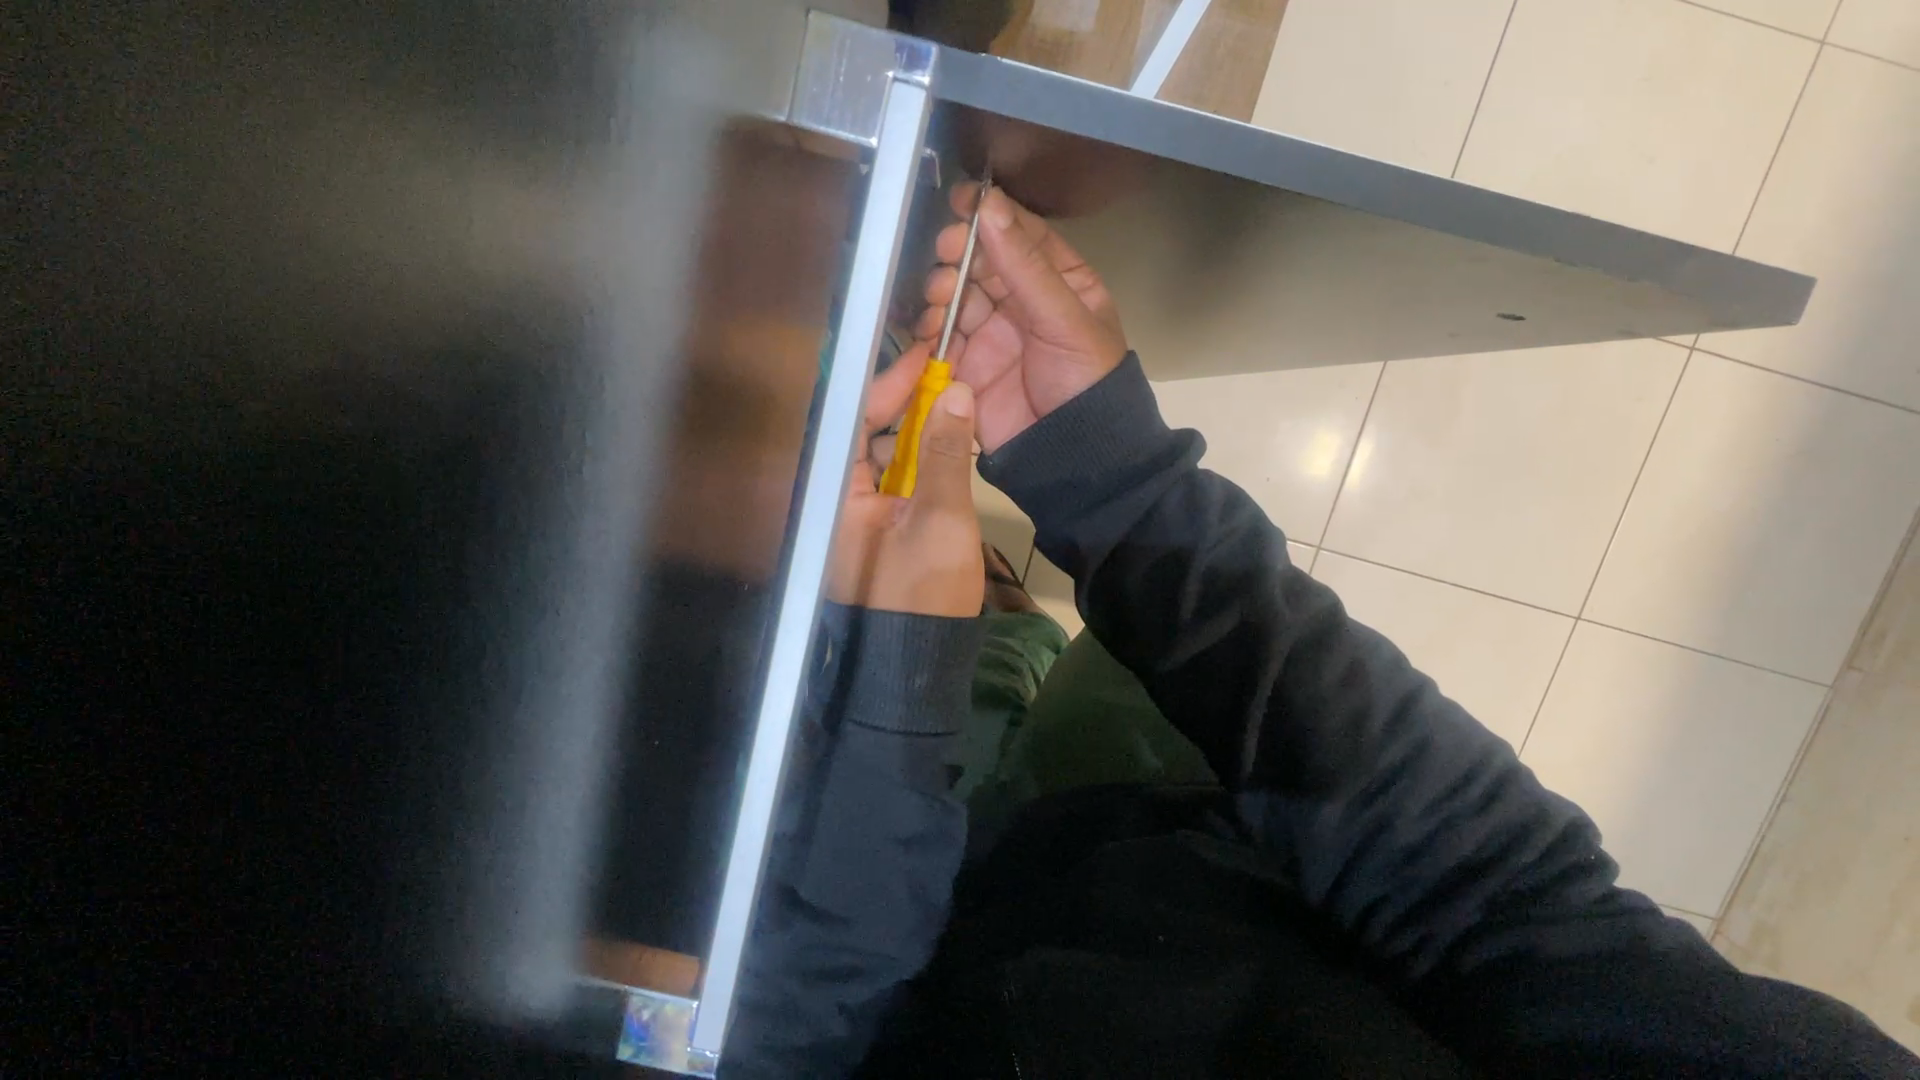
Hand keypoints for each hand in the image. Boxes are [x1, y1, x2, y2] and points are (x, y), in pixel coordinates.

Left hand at [828, 346, 984, 617]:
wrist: (916, 660)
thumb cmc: (924, 593)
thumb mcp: (941, 520)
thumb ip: (944, 455)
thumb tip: (954, 393)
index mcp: (834, 496)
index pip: (852, 421)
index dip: (888, 385)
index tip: (923, 360)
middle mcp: (834, 500)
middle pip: (862, 434)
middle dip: (901, 404)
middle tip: (940, 377)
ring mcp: (852, 517)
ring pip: (877, 455)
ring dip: (909, 430)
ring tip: (945, 402)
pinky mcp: (871, 529)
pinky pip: (887, 480)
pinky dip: (911, 460)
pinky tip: (939, 444)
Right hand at [915, 184, 1127, 453]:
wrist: (1071, 452)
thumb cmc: (1084, 378)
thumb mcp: (1064, 317)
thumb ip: (1025, 265)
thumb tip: (990, 206)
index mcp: (1057, 281)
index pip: (1020, 235)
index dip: (991, 216)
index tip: (962, 201)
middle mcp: (1021, 301)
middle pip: (979, 263)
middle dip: (959, 255)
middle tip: (948, 256)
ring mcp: (991, 333)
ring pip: (955, 297)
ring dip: (941, 291)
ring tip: (940, 299)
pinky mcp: (966, 366)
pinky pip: (940, 338)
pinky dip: (929, 331)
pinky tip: (929, 330)